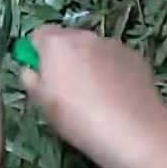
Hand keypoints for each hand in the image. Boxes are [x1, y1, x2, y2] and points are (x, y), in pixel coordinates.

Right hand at [20, 26, 166, 166]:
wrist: (135, 133)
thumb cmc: (78, 119)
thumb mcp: (42, 104)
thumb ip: (30, 80)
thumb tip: (31, 70)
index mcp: (57, 44)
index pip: (38, 34)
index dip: (37, 52)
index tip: (42, 75)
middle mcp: (85, 36)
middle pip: (67, 39)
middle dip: (64, 56)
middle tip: (67, 87)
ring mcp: (113, 44)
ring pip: (92, 48)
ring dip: (88, 62)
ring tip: (95, 95)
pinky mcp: (136, 57)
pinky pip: (114, 58)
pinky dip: (111, 70)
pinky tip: (116, 96)